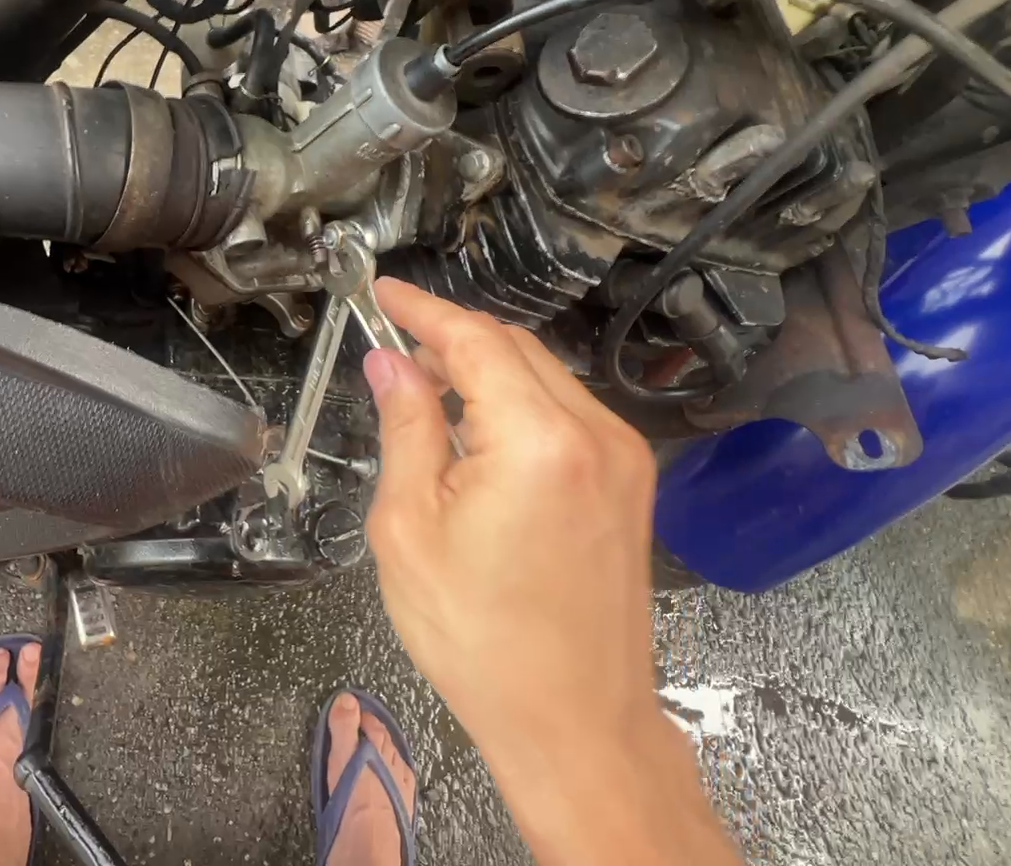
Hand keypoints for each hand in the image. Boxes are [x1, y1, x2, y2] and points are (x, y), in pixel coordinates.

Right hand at [362, 278, 738, 864]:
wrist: (572, 719)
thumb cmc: (474, 631)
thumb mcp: (409, 526)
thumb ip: (405, 427)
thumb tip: (390, 363)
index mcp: (537, 440)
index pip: (475, 341)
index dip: (423, 309)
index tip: (381, 291)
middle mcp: (595, 433)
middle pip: (514, 348)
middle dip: (450, 335)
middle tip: (393, 345)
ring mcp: (622, 457)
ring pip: (542, 376)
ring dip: (482, 367)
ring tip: (424, 386)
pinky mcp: (629, 482)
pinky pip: (563, 411)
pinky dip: (514, 400)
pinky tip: (475, 427)